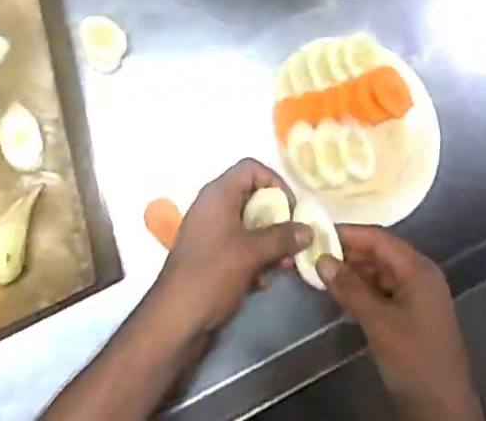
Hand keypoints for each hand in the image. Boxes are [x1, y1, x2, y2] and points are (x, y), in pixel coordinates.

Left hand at [149, 159, 311, 336]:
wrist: (176, 317)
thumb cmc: (213, 273)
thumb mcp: (252, 252)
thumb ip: (282, 237)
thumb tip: (309, 230)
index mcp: (219, 193)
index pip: (251, 168)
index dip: (275, 182)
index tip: (292, 208)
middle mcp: (213, 205)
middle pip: (252, 196)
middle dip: (276, 218)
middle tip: (293, 240)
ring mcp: (210, 229)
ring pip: (248, 223)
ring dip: (269, 241)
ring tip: (284, 264)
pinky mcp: (209, 253)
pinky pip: (238, 243)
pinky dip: (254, 256)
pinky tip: (261, 280)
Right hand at [318, 226, 482, 420]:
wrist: (444, 414)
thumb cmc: (414, 361)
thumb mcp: (378, 323)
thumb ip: (349, 288)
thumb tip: (321, 260)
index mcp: (418, 269)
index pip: (378, 238)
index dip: (348, 234)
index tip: (317, 232)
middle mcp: (420, 276)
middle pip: (380, 254)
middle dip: (348, 254)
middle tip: (315, 254)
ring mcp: (418, 297)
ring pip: (380, 273)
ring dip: (354, 274)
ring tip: (323, 274)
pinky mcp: (413, 316)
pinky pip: (384, 292)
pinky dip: (363, 291)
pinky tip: (342, 297)